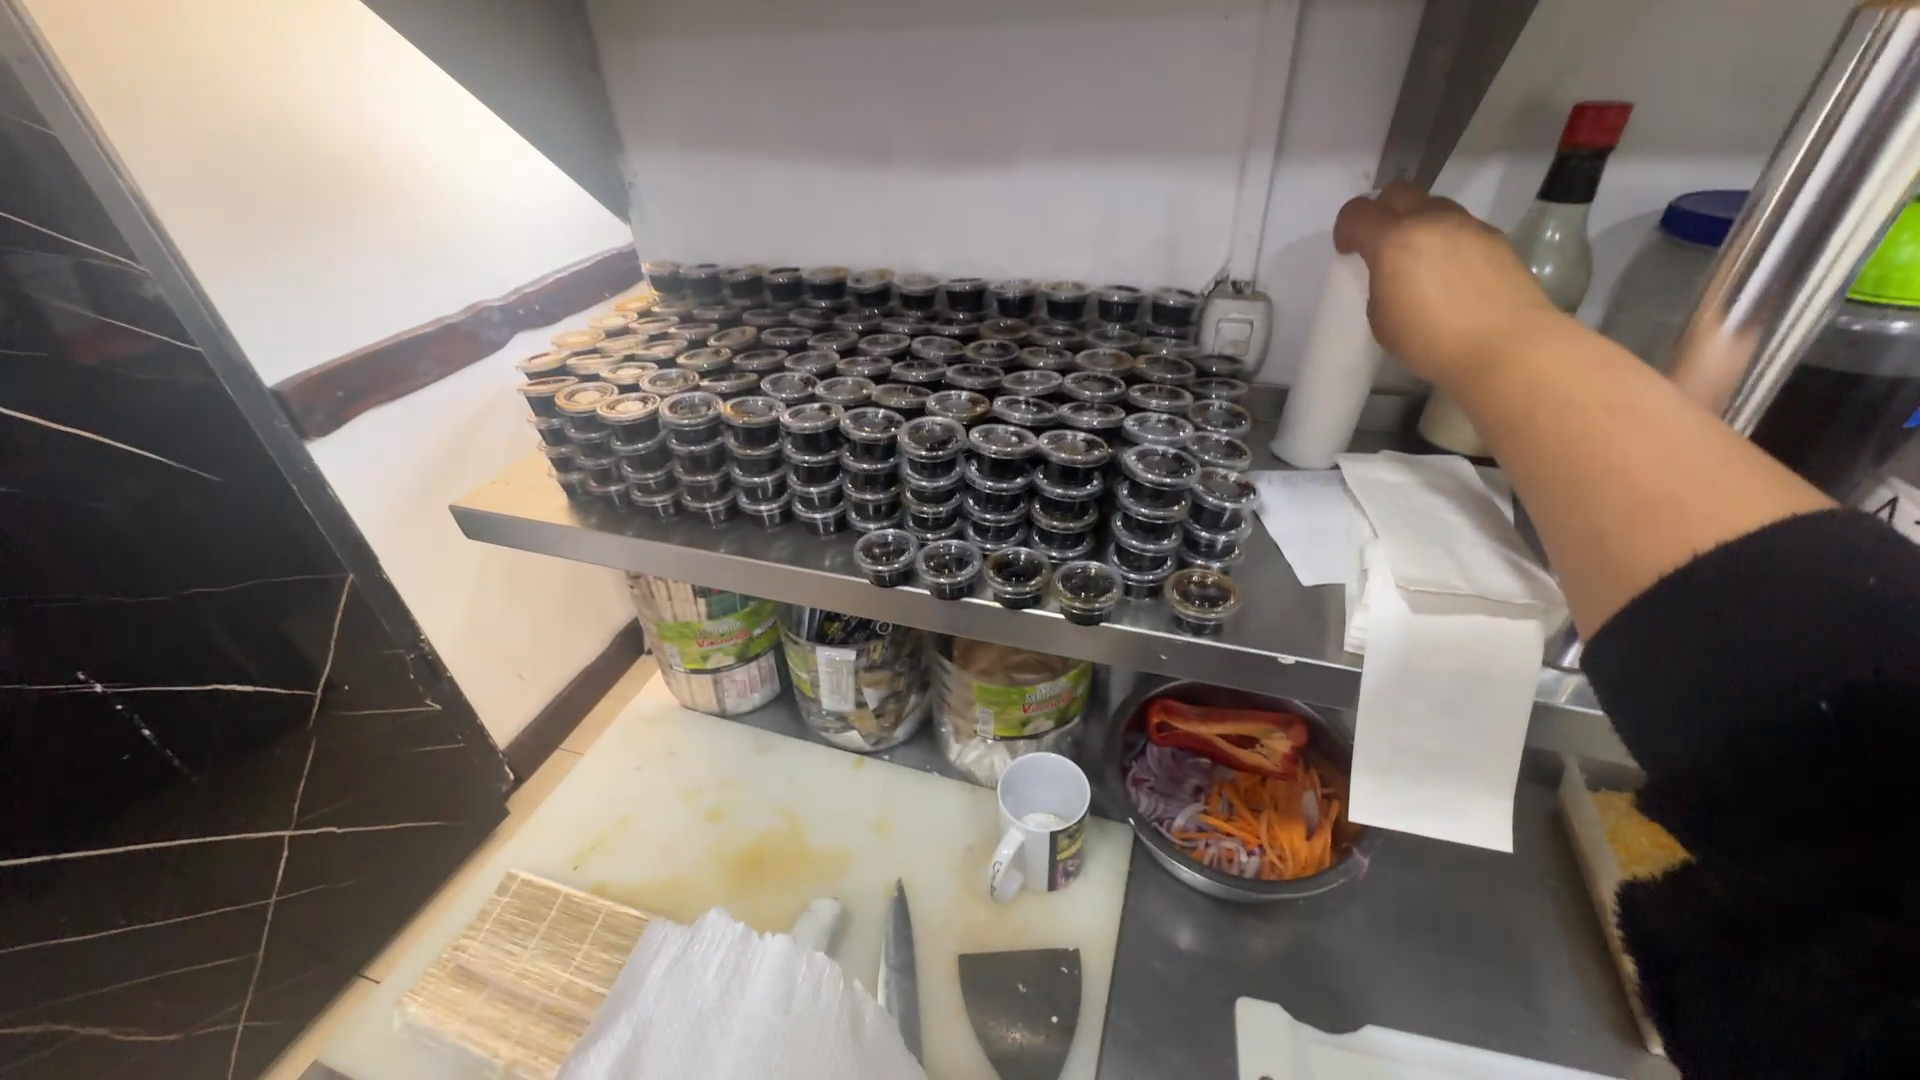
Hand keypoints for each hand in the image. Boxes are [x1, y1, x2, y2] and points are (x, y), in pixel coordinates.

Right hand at [1334, 184, 1565, 384]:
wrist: (1505, 345)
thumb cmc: (1430, 340)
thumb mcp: (1381, 318)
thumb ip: (1380, 284)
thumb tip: (1394, 274)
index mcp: (1394, 241)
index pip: (1357, 212)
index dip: (1345, 229)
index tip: (1347, 251)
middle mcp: (1431, 221)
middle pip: (1398, 193)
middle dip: (1382, 212)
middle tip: (1381, 245)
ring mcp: (1468, 225)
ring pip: (1433, 206)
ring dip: (1417, 224)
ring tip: (1419, 260)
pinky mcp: (1495, 237)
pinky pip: (1460, 227)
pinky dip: (1446, 240)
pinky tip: (1451, 274)